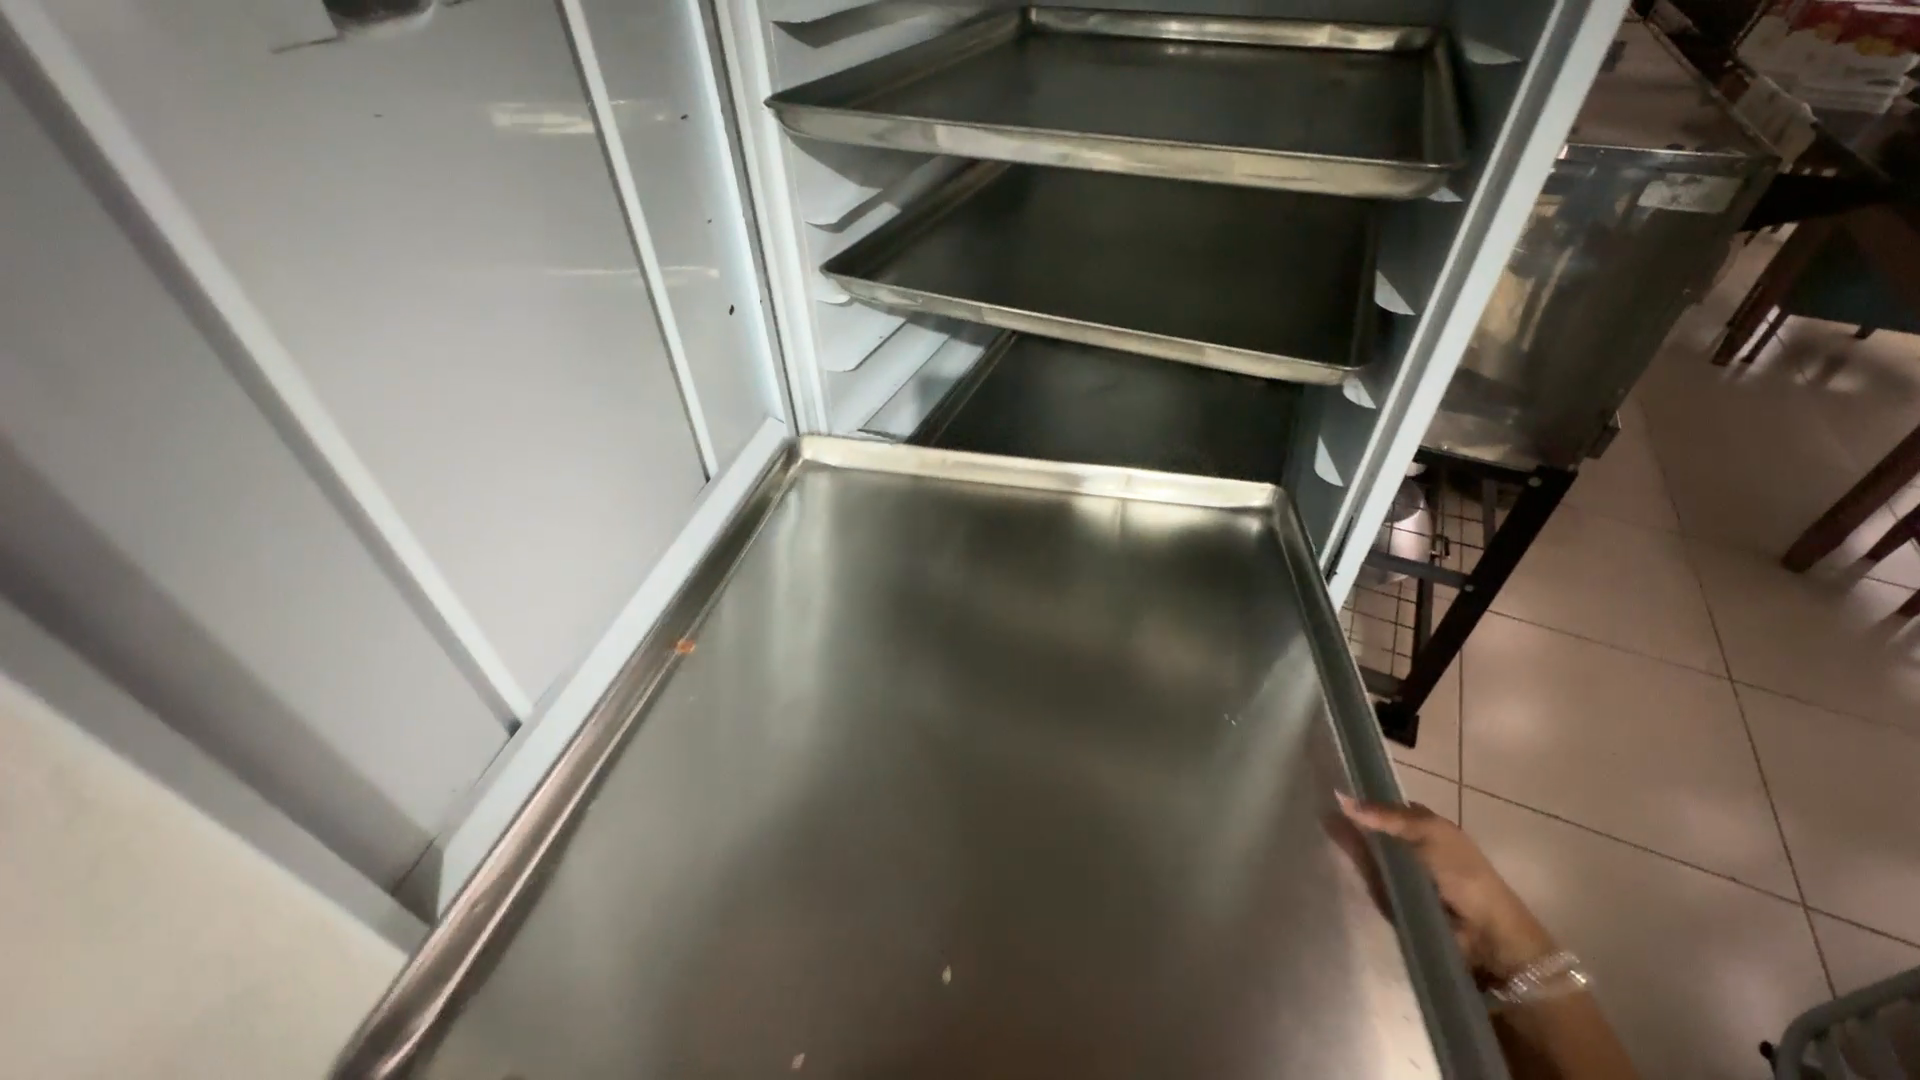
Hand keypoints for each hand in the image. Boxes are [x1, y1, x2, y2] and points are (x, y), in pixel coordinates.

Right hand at [1337, 794, 1558, 982]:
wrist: (1480, 932)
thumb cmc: (1463, 873)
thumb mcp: (1429, 832)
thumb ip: (1386, 815)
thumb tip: (1340, 796)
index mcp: (1424, 826)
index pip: (1386, 806)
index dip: (1364, 796)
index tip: (1334, 784)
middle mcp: (1407, 845)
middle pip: (1370, 825)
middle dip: (1348, 816)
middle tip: (1316, 801)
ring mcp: (1394, 870)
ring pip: (1362, 847)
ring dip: (1343, 836)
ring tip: (1316, 820)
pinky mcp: (1383, 893)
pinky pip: (1360, 872)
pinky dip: (1347, 860)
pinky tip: (1326, 844)